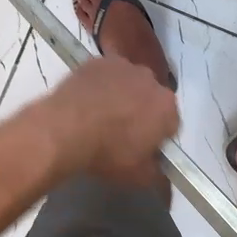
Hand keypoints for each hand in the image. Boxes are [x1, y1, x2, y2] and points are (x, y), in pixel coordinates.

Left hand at [28, 53, 179, 187]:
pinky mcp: (98, 60)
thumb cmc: (107, 153)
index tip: (142, 148)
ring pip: (129, 83)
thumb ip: (157, 172)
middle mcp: (150, 79)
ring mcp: (123, 65)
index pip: (171, 124)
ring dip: (122, 95)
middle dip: (142, 112)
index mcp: (167, 107)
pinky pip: (106, 74)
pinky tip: (87, 101)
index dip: (157, 137)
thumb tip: (160, 170)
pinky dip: (101, 84)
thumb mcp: (139, 176)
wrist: (65, 128)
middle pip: (151, 98)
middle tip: (121, 132)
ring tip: (101, 115)